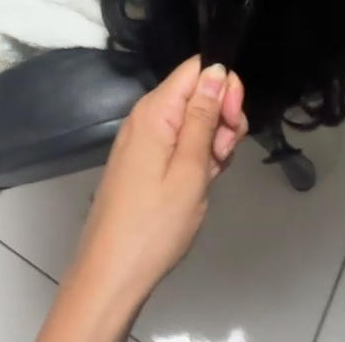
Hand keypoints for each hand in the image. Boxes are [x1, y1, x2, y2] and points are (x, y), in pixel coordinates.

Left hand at [38, 59, 246, 340]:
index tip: (233, 121)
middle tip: (222, 155)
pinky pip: (178, 141)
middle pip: (196, 93)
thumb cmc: (155, 225)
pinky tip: (198, 183)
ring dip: (211, 142)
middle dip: (220, 118)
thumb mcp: (191, 169)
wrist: (111, 275)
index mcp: (155, 110)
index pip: (196, 68)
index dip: (222, 86)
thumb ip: (204, 116)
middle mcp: (145, 115)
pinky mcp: (143, 159)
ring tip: (209, 177)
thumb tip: (215, 70)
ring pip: (191, 120)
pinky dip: (195, 157)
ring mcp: (143, 138)